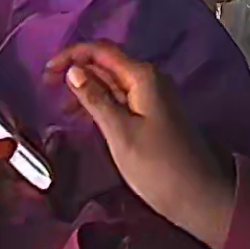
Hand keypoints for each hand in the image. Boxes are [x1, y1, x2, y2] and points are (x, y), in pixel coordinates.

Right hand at [46, 41, 234, 248]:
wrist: (203, 198)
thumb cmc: (159, 167)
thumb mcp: (120, 134)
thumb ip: (95, 99)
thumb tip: (73, 70)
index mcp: (142, 76)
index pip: (101, 50)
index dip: (72, 54)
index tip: (46, 71)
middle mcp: (149, 77)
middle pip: (106, 61)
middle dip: (76, 68)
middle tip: (47, 86)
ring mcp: (153, 94)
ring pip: (112, 79)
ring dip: (86, 86)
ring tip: (60, 104)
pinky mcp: (153, 111)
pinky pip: (121, 95)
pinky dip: (100, 99)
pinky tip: (84, 114)